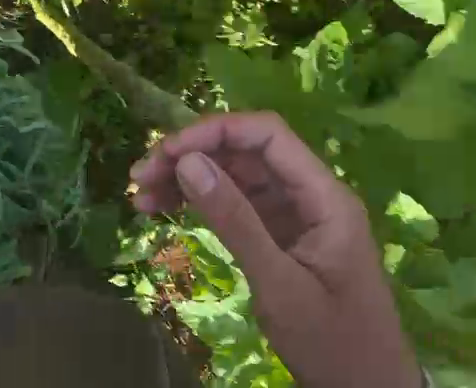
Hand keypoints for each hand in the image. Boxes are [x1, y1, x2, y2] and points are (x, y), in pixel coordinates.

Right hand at [130, 112, 419, 387]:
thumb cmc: (333, 344)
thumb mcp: (280, 285)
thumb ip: (235, 221)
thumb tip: (187, 161)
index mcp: (323, 197)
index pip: (266, 135)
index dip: (214, 131)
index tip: (169, 151)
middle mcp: (308, 195)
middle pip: (242, 152)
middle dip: (190, 156)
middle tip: (141, 175)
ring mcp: (292, 215)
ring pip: (232, 175)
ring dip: (186, 178)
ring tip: (141, 195)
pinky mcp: (277, 235)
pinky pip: (232, 203)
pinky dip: (196, 203)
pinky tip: (161, 209)